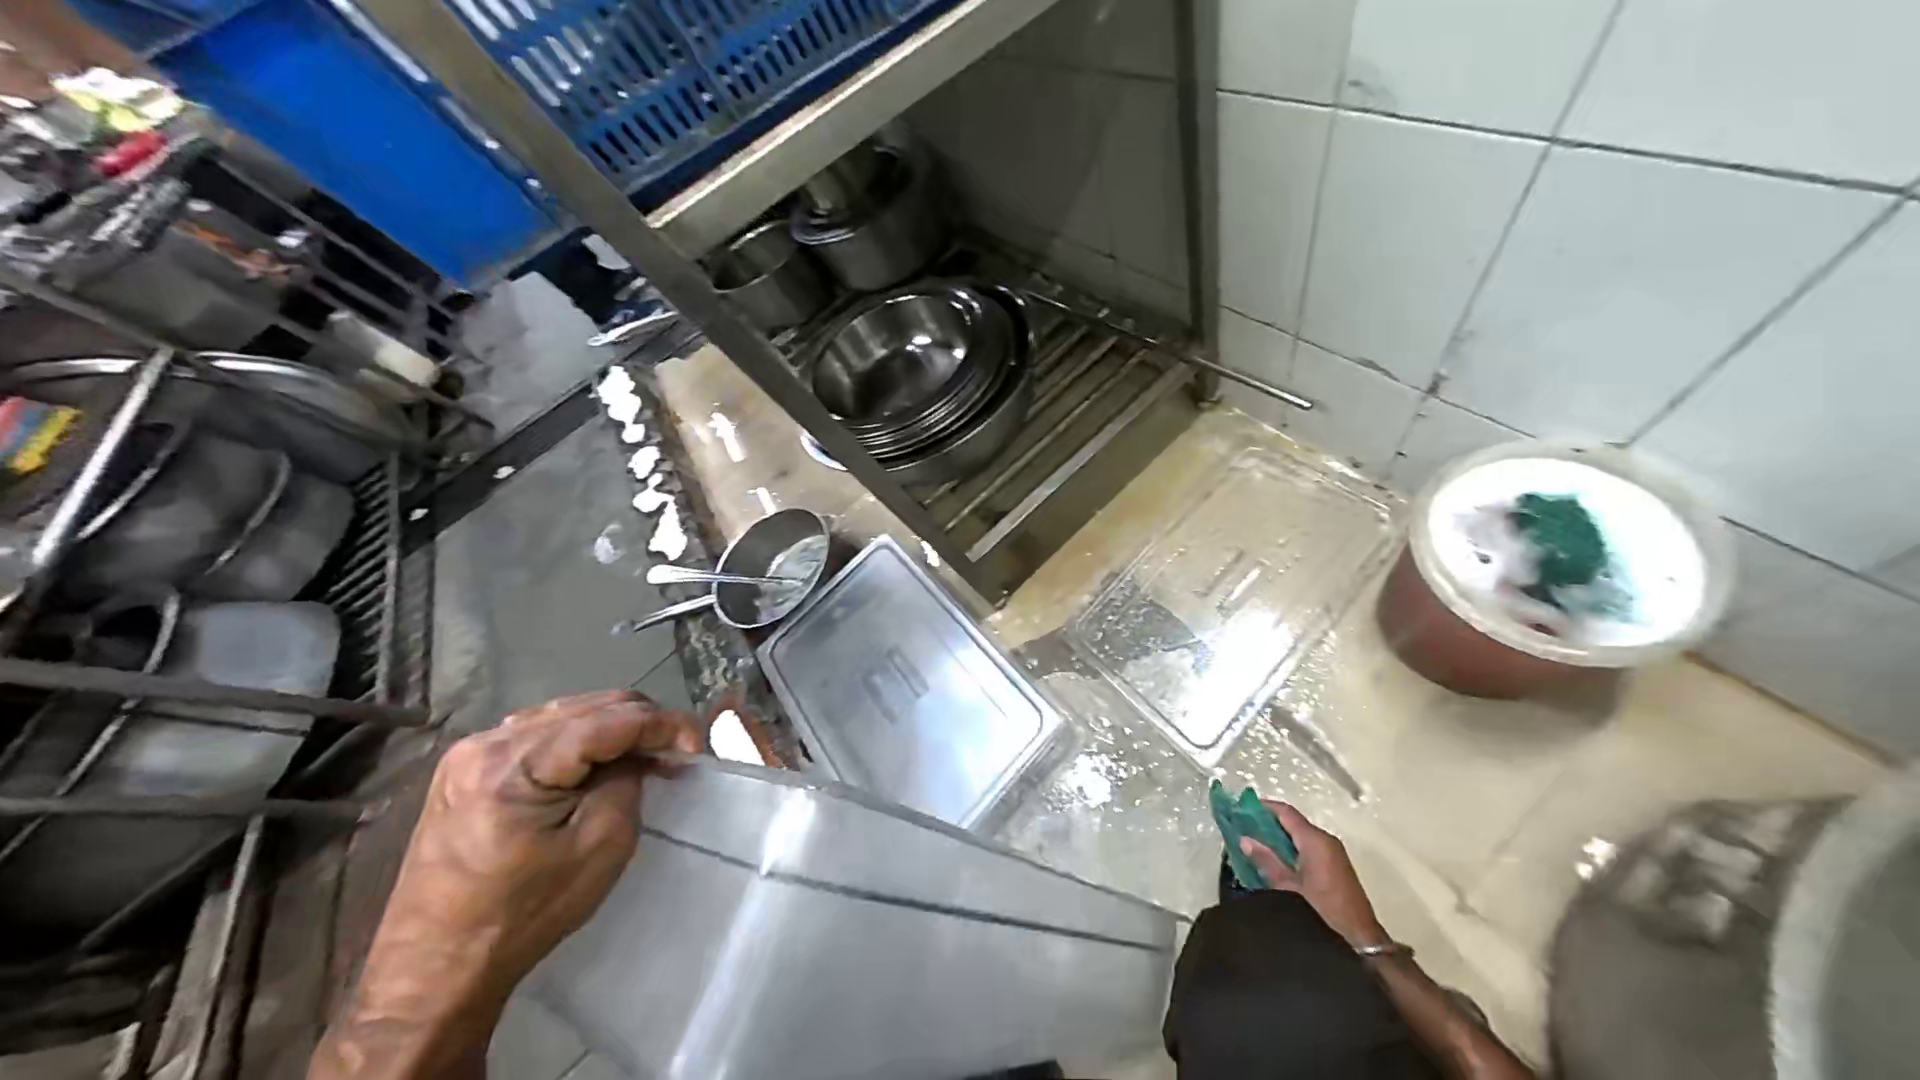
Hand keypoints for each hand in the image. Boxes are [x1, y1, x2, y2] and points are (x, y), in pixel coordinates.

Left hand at [312, 691, 703, 1079]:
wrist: (435, 967)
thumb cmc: (524, 914)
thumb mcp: (601, 846)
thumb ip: (628, 781)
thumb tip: (643, 751)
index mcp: (516, 763)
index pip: (612, 719)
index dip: (666, 724)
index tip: (699, 747)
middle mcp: (489, 741)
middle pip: (591, 705)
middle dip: (643, 724)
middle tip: (675, 756)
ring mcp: (472, 750)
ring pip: (568, 711)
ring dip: (614, 728)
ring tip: (642, 758)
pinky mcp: (468, 765)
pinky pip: (542, 730)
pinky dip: (581, 738)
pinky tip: (597, 762)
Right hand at [1238, 801, 1387, 949]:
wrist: (1358, 941)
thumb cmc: (1320, 910)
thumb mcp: (1287, 886)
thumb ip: (1265, 860)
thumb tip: (1245, 839)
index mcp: (1315, 840)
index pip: (1286, 812)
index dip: (1263, 807)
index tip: (1242, 808)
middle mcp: (1326, 841)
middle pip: (1293, 822)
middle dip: (1268, 822)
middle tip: (1243, 827)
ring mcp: (1334, 854)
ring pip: (1301, 835)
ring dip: (1279, 837)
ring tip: (1255, 843)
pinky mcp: (1336, 867)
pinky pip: (1309, 847)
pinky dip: (1291, 848)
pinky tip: (1275, 859)